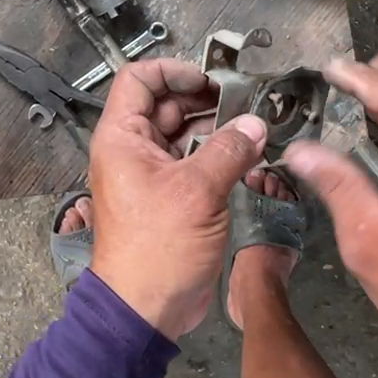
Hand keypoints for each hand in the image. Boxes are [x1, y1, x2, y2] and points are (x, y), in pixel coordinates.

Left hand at [88, 59, 267, 338]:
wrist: (146, 306)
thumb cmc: (158, 246)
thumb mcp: (197, 191)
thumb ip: (229, 151)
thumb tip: (256, 124)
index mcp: (121, 136)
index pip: (138, 80)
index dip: (172, 71)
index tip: (208, 78)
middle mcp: (131, 148)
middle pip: (165, 105)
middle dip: (203, 99)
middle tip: (244, 101)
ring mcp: (150, 172)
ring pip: (182, 133)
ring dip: (214, 127)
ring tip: (252, 125)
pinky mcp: (169, 195)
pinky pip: (191, 161)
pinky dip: (216, 154)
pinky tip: (247, 153)